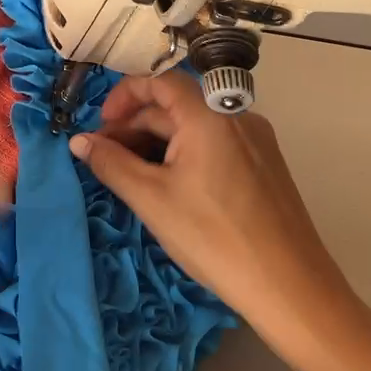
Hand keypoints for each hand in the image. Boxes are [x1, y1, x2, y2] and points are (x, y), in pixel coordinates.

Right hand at [68, 72, 350, 334]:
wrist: (292, 290)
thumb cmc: (214, 237)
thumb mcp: (150, 199)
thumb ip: (110, 163)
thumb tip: (78, 141)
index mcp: (210, 116)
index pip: (161, 80)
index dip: (124, 95)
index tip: (102, 125)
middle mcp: (237, 118)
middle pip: (176, 105)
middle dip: (135, 125)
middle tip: (105, 158)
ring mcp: (256, 144)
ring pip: (194, 128)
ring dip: (156, 143)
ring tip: (131, 177)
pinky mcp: (265, 168)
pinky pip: (214, 146)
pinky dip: (183, 155)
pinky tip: (168, 188)